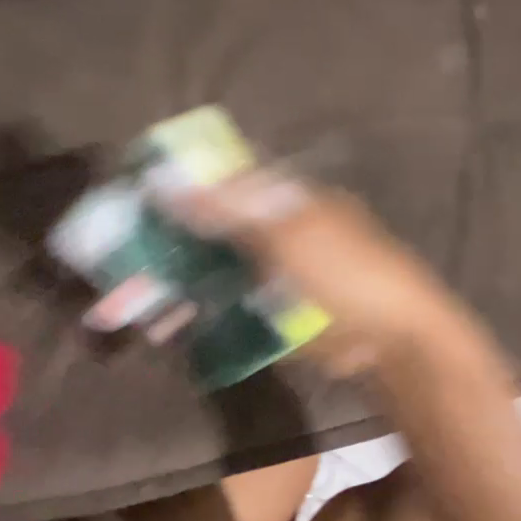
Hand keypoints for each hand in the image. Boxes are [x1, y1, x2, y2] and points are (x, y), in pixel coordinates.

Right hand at [163, 171, 472, 373]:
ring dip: (176, 280)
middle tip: (126, 254)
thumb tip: (169, 181)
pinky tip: (167, 325)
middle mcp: (275, 231)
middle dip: (170, 240)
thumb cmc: (347, 271)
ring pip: (213, 270)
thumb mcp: (287, 232)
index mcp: (285, 199)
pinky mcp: (272, 313)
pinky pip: (224, 307)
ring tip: (133, 297)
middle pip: (211, 228)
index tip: (142, 193)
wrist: (394, 341)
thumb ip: (227, 208)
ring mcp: (273, 274)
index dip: (184, 182)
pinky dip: (196, 313)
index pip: (226, 179)